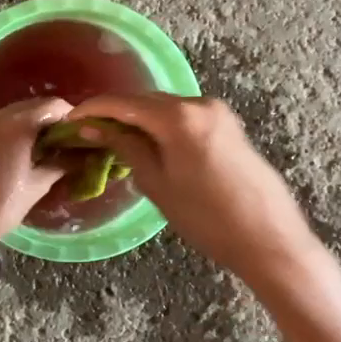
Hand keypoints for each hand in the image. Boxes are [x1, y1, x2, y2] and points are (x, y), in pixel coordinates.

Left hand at [0, 97, 72, 253]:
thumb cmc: (0, 205)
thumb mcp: (37, 185)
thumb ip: (60, 165)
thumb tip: (81, 156)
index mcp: (18, 123)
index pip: (54, 105)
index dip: (72, 118)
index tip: (83, 135)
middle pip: (34, 105)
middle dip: (53, 120)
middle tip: (68, 142)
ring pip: (16, 113)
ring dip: (34, 124)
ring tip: (48, 149)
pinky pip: (1, 123)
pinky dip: (16, 130)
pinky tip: (24, 152)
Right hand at [66, 94, 321, 281]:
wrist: (270, 241)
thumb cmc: (207, 218)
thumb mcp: (156, 183)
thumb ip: (124, 147)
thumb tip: (93, 127)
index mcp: (178, 116)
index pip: (122, 103)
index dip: (92, 109)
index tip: (70, 121)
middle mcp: (199, 104)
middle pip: (145, 100)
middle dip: (115, 113)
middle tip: (88, 132)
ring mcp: (218, 114)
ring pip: (165, 108)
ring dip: (139, 120)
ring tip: (115, 141)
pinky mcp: (229, 127)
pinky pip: (185, 118)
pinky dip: (162, 127)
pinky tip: (150, 146)